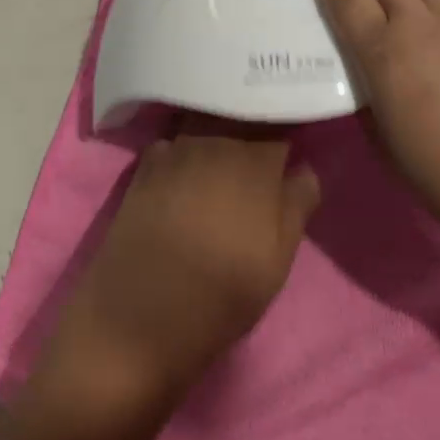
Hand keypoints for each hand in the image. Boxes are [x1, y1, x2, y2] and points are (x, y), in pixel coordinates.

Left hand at [36, 115, 319, 414]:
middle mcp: (214, 143)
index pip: (280, 125)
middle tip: (264, 155)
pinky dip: (184, 148)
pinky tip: (187, 167)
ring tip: (228, 158)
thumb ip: (296, 207)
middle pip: (241, 119)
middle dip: (255, 128)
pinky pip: (173, 143)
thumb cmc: (219, 296)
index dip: (289, 131)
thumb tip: (304, 169)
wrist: (136, 320)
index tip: (294, 147)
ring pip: (206, 125)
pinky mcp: (143, 169)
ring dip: (220, 133)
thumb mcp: (276, 262)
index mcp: (255, 162)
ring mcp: (174, 152)